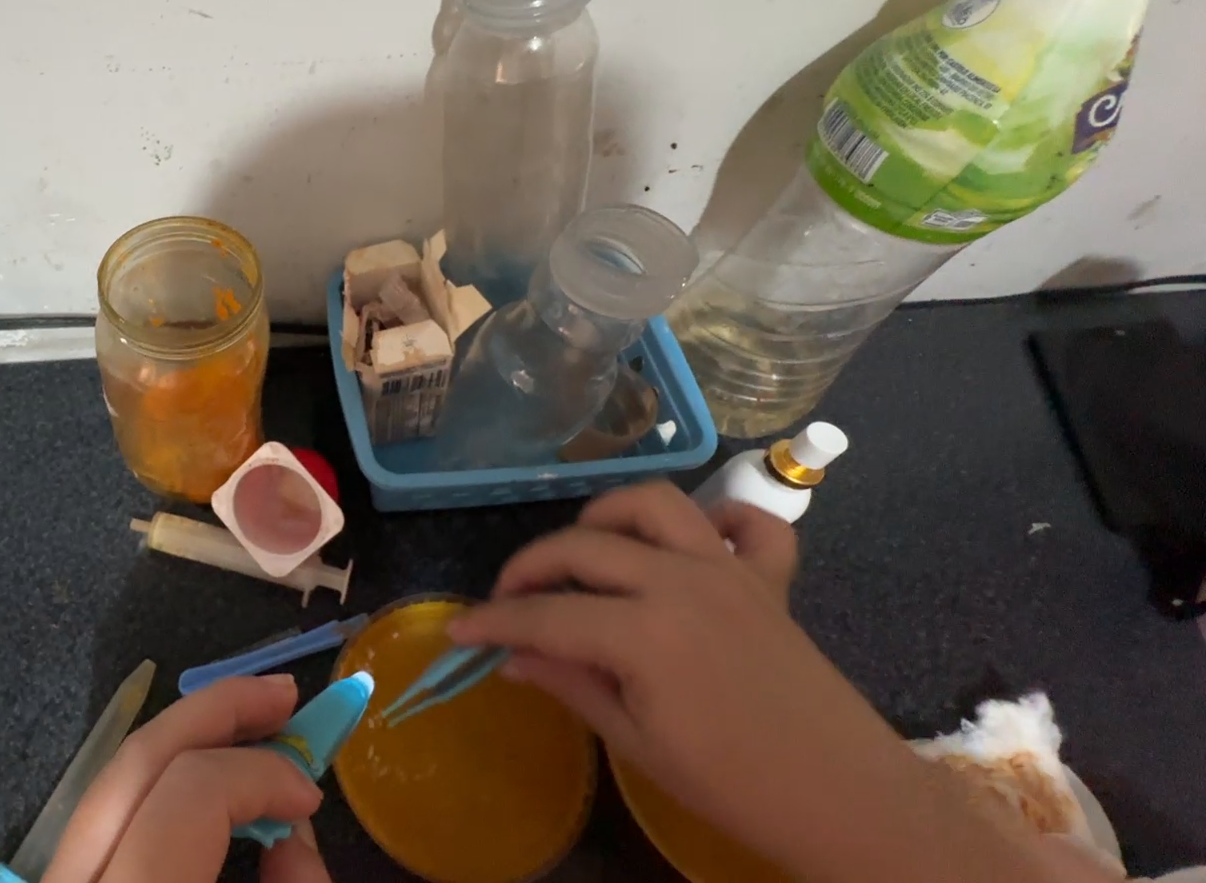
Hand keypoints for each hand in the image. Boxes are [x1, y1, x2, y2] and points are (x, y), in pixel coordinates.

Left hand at [42, 675, 330, 882]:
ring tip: (250, 717)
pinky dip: (159, 778)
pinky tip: (200, 774)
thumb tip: (293, 836)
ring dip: (188, 736)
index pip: (190, 795)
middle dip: (217, 711)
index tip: (311, 792)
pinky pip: (104, 811)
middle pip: (136, 760)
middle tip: (284, 694)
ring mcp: (49, 879)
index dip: (261, 773)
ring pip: (111, 776)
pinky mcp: (52, 881)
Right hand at [448, 482, 1061, 882]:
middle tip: (511, 601)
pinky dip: (720, 520)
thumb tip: (506, 658)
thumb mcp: (634, 742)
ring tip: (587, 549)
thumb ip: (567, 684)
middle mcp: (680, 582)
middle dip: (529, 567)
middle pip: (581, 546)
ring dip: (607, 515)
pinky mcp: (769, 578)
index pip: (545, 615)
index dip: (492, 621)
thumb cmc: (733, 784)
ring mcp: (729, 571)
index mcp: (643, 633)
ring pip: (653, 504)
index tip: (457, 629)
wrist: (850, 803)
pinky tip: (696, 542)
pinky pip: (749, 524)